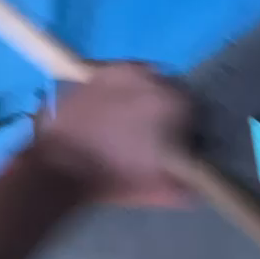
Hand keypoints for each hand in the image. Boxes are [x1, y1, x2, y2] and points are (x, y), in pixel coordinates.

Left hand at [31, 62, 195, 206]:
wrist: (60, 165)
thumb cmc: (115, 178)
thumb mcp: (166, 189)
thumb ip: (193, 177)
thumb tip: (199, 166)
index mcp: (176, 103)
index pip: (195, 111)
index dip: (185, 128)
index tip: (173, 143)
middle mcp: (153, 77)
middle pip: (169, 91)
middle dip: (164, 109)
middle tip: (149, 131)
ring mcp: (121, 69)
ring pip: (145, 80)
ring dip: (142, 95)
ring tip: (126, 119)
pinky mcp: (95, 70)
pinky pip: (118, 75)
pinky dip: (119, 88)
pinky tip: (110, 106)